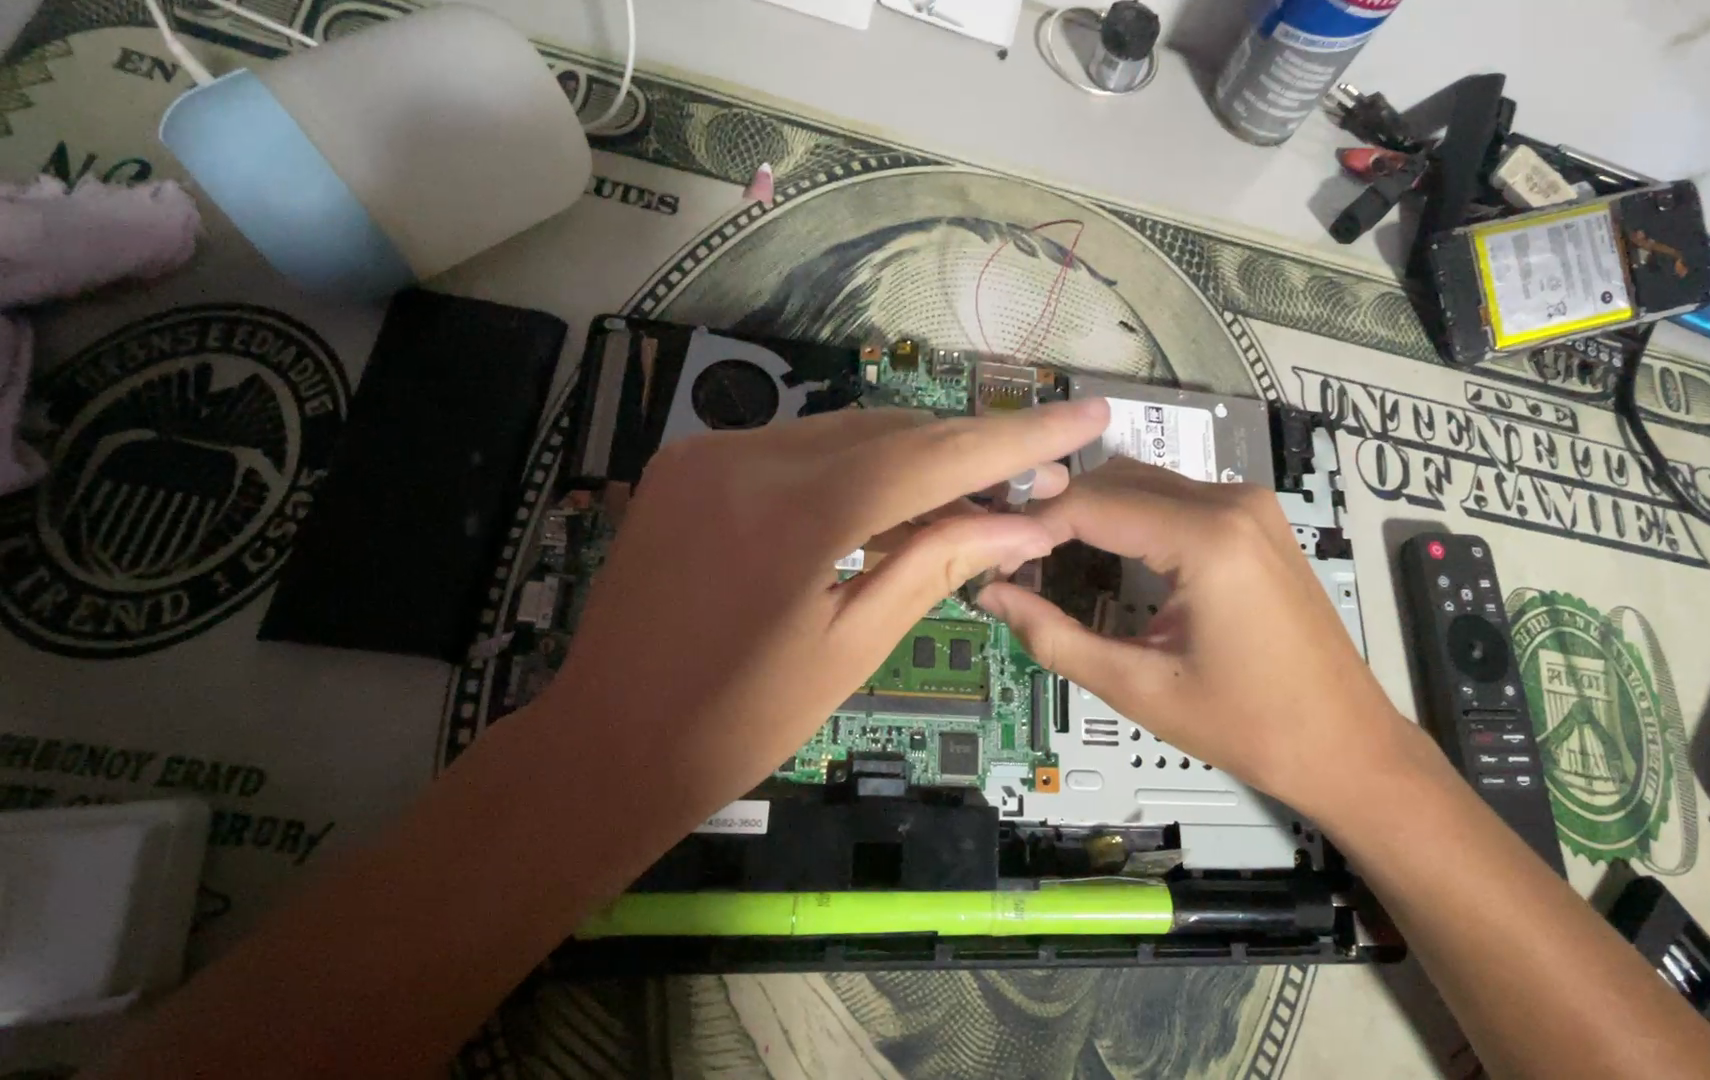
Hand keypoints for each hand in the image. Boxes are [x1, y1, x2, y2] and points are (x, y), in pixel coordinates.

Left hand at [545, 399, 1110, 833]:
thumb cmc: (740, 722)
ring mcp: (711, 453)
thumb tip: (1028, 526)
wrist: (606, 745)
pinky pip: (799, 451)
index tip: (1088, 415)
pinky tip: (894, 502)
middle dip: (971, 451)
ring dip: (916, 460)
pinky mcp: (691, 465)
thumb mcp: (853, 648)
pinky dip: (857, 469)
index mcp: (797, 511)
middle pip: (893, 432)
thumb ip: (937, 564)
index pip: (934, 455)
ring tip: (976, 498)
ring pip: (846, 434)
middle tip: (1037, 481)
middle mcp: (750, 456)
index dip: (1020, 437)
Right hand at [978, 457, 1415, 819]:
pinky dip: (1127, 516)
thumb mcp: (1140, 687)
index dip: (1030, 525)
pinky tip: (1099, 552)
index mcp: (1207, 539)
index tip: (989, 554)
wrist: (1347, 744)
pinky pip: (1172, 497)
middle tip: (1008, 555)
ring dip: (1089, 510)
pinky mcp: (1255, 519)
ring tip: (1042, 555)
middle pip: (1115, 480)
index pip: (1090, 504)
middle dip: (1055, 511)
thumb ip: (1054, 637)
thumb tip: (988, 594)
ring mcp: (1249, 505)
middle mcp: (1231, 501)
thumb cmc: (1249, 726)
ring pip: (1142, 482)